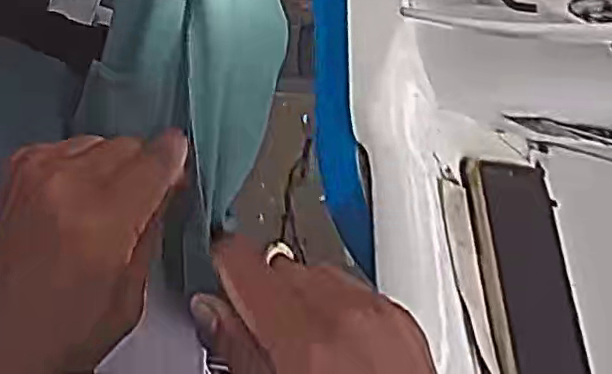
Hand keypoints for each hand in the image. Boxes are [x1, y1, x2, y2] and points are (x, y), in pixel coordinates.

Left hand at [0, 131, 189, 373]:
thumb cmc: (52, 338)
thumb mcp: (125, 300)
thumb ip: (152, 231)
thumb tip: (167, 186)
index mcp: (101, 220)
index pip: (157, 157)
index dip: (175, 159)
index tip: (178, 165)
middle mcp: (68, 182)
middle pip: (130, 144)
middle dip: (142, 167)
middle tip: (139, 199)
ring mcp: (39, 167)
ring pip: (100, 140)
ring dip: (109, 165)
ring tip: (98, 206)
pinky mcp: (20, 163)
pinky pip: (69, 145)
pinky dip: (77, 164)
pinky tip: (70, 199)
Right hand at [190, 233, 436, 373]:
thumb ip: (239, 351)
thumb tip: (210, 310)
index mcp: (305, 340)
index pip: (242, 260)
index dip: (222, 264)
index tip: (215, 272)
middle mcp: (343, 313)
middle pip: (279, 267)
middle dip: (264, 294)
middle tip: (262, 337)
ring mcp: (376, 312)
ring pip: (316, 273)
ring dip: (303, 299)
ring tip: (305, 351)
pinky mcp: (401, 319)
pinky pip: (353, 288)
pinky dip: (339, 308)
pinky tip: (340, 351)